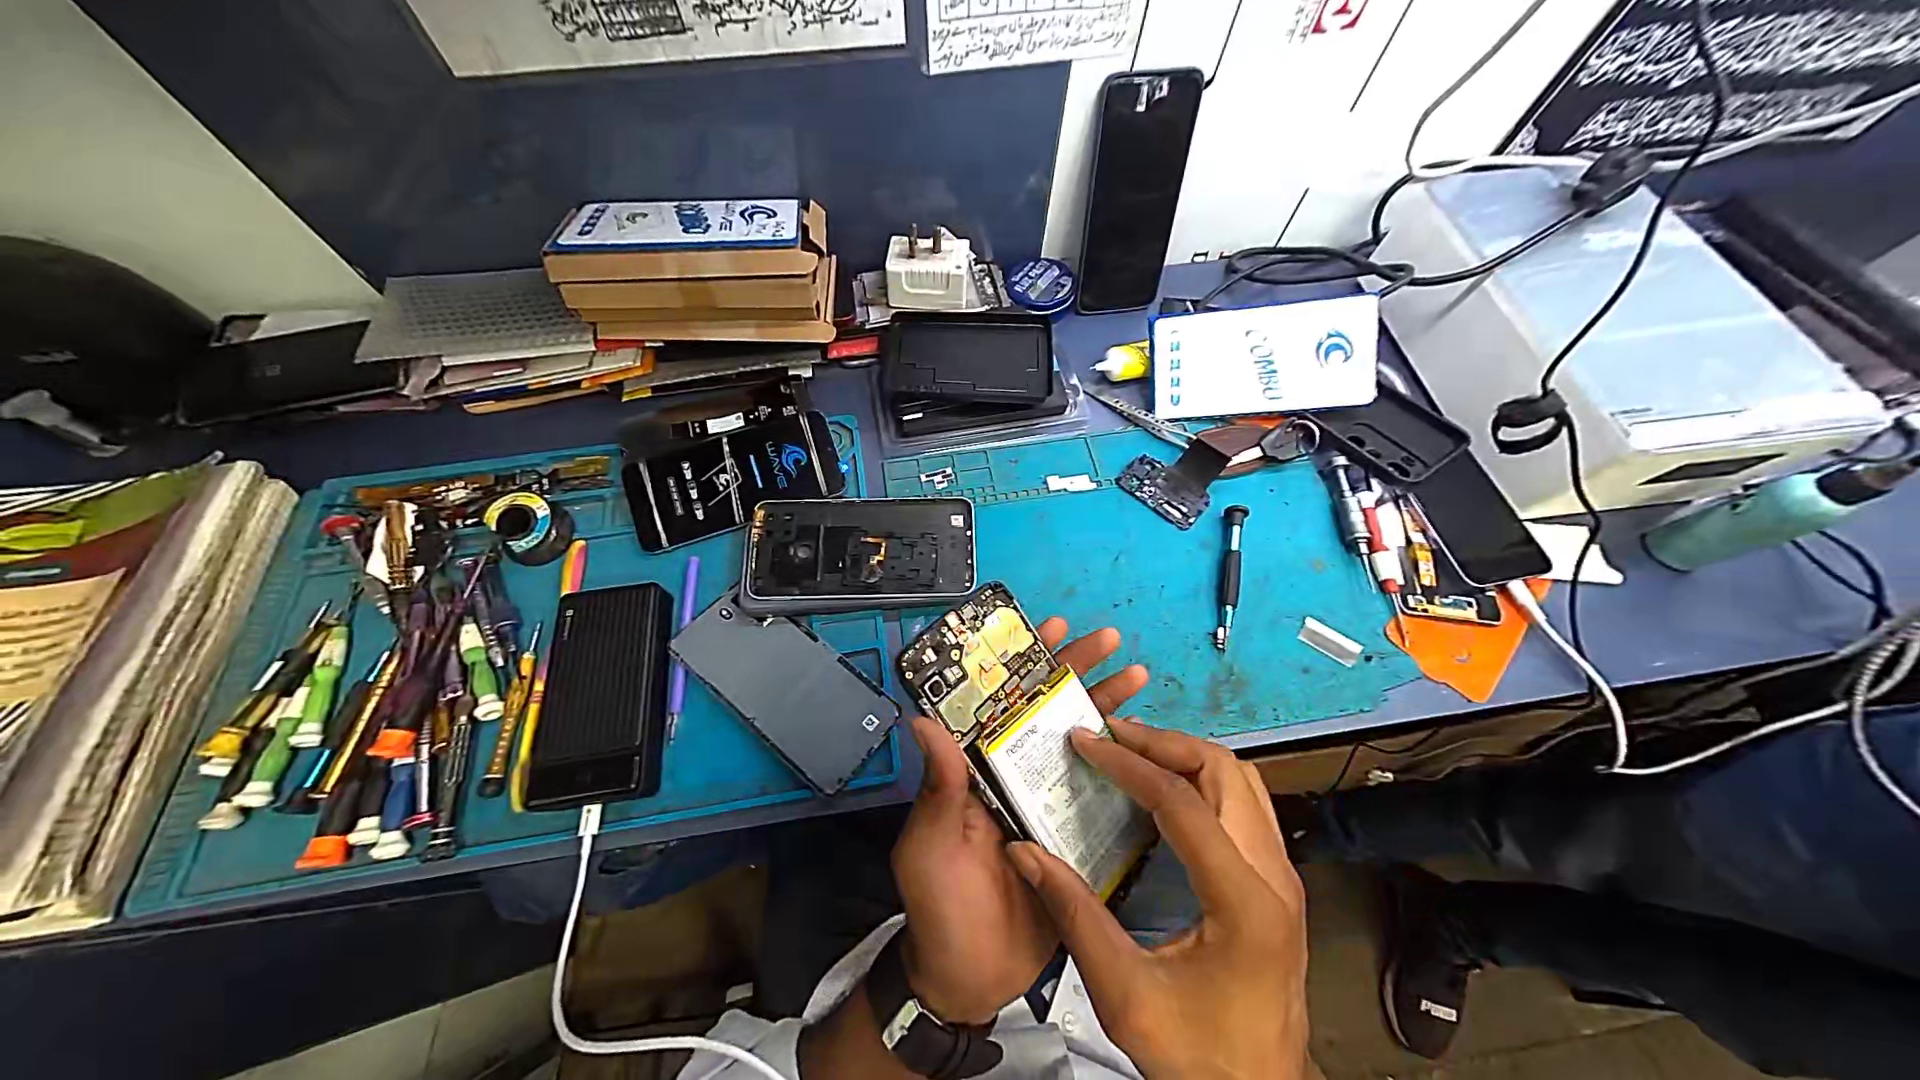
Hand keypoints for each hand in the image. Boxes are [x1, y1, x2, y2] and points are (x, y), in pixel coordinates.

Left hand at [891, 618, 1148, 1024]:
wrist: (970, 977)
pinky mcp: (1076, 838)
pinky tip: (1148, 747)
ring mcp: (1048, 805)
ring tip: (1135, 676)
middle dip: (1076, 672)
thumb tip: (921, 719)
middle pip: (1048, 712)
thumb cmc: (939, 905)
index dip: (1025, 664)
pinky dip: (1126, 769)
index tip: (1050, 630)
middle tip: (1106, 640)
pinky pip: (1104, 796)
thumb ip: (936, 786)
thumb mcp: (928, 843)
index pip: (1002, 703)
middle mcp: (1014, 776)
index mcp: (976, 770)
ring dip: (1107, 708)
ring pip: (1081, 745)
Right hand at [1007, 718, 1309, 1078]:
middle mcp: (1274, 877)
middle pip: (1224, 771)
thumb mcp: (1124, 993)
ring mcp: (1283, 878)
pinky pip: (1244, 804)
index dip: (1127, 764)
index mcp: (1243, 901)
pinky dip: (1203, 780)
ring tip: (1133, 750)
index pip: (1181, 801)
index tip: (1086, 742)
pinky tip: (1165, 788)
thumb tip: (1025, 854)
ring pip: (1241, 780)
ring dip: (1186, 755)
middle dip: (1163, 742)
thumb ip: (1074, 915)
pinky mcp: (1278, 884)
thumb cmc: (1197, 1054)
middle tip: (1111, 735)